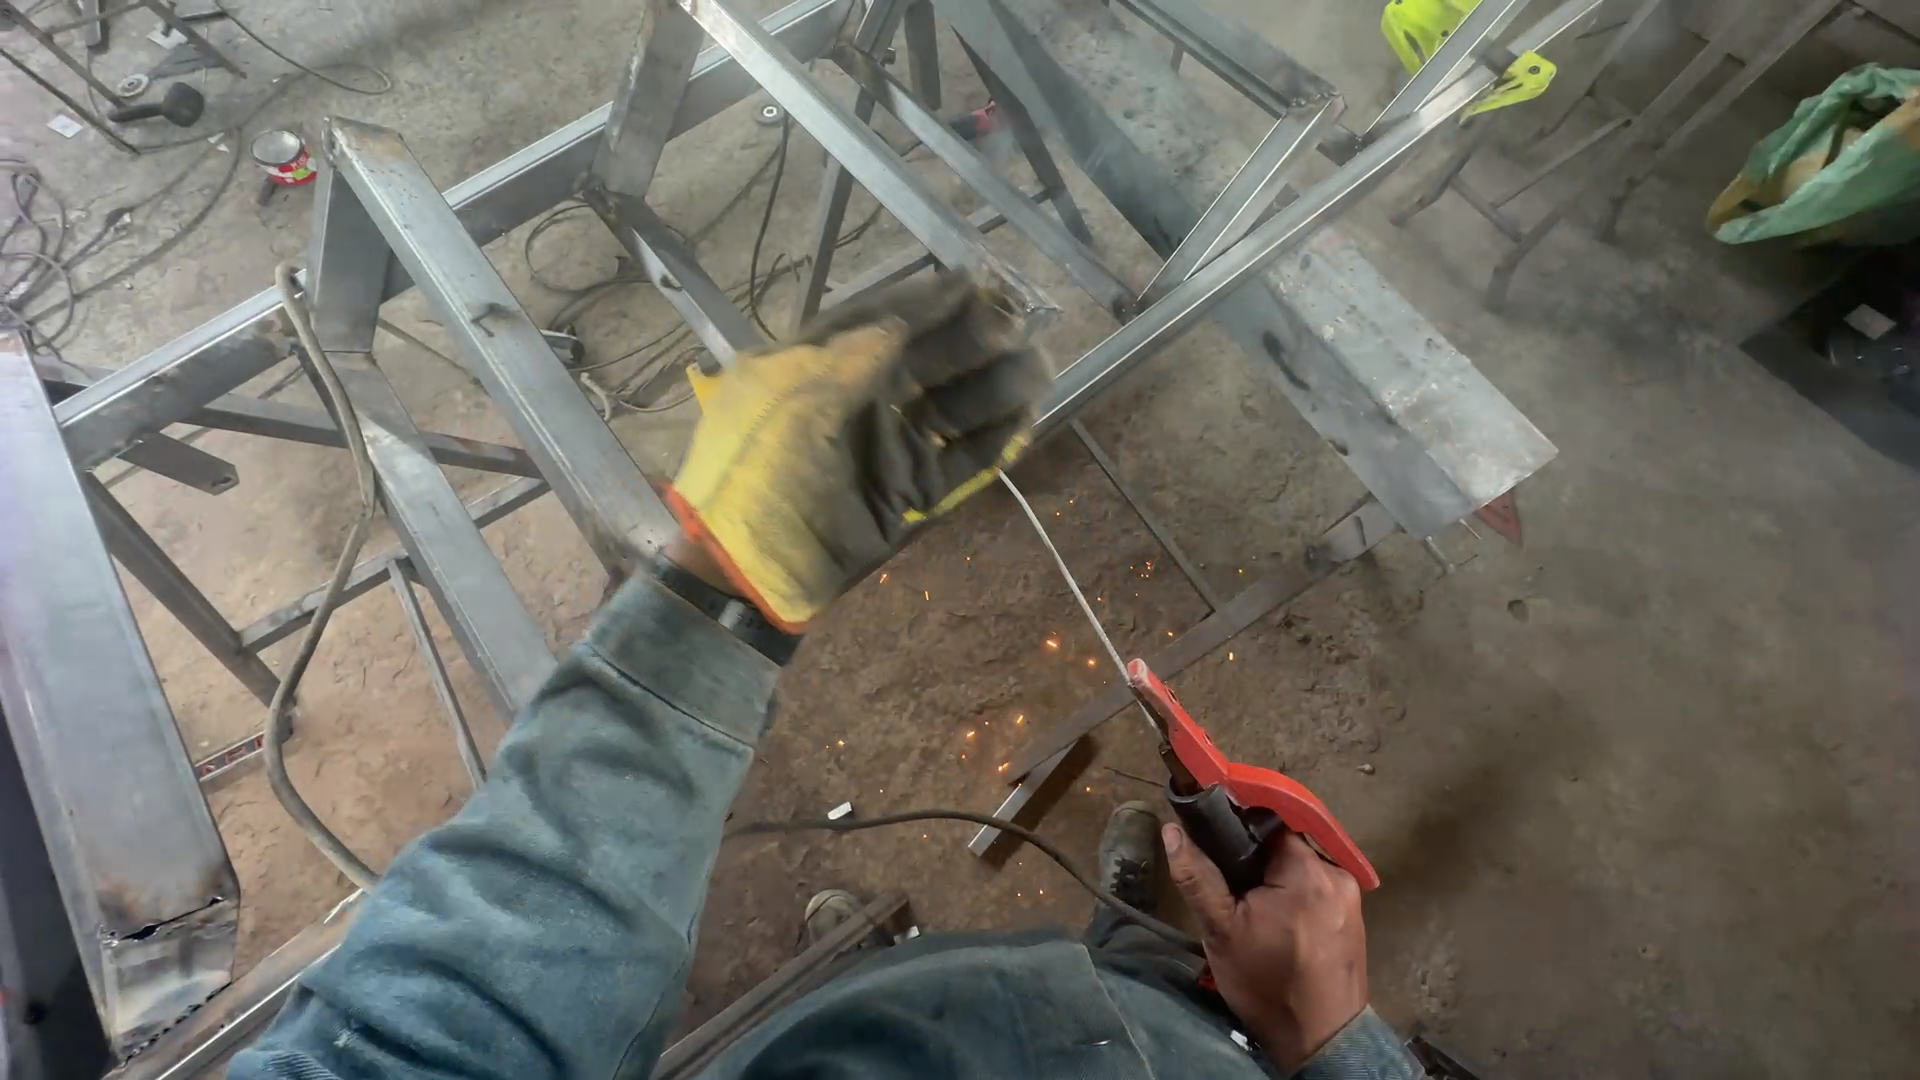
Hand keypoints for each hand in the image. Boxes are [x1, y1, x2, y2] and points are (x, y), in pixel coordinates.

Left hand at [666, 272, 1046, 629]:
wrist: (752, 571)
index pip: (880, 320)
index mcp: (819, 367)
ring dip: (992, 386)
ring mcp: (889, 447)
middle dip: (971, 339)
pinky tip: (1025, 417)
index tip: (974, 282)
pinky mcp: (913, 492)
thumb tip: (904, 320)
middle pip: (926, 359)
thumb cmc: (755, 473)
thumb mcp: (788, 399)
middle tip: (1014, 327)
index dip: (925, 301)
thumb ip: (850, 355)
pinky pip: (962, 463)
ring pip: (952, 407)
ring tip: (1034, 368)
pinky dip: (993, 441)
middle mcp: (859, 400)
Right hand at [1163, 824, 1368, 1072]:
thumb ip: (1197, 876)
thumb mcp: (1220, 930)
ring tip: (1249, 900)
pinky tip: (1275, 916)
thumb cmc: (1268, 985)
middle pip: (1283, 841)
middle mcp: (1336, 874)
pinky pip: (1315, 884)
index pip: (1265, 821)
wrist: (1321, 1045)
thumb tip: (1171, 831)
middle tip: (1229, 881)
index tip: (1212, 841)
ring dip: (1273, 873)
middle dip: (1253, 854)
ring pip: (1298, 864)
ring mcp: (1351, 896)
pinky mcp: (1354, 917)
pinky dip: (1293, 890)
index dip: (1235, 826)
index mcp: (1307, 869)